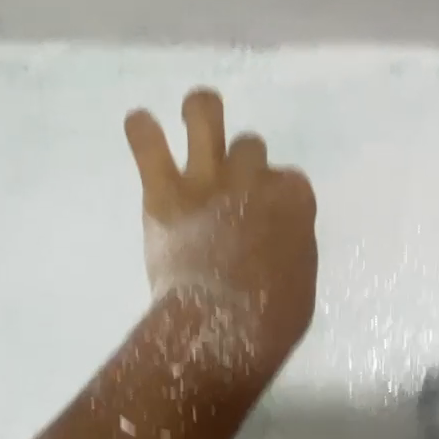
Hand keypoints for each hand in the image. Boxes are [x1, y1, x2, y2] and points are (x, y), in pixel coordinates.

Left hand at [125, 88, 317, 379]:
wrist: (222, 326)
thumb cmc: (271, 317)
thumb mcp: (300, 279)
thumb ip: (290, 244)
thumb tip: (276, 238)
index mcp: (293, 200)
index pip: (287, 179)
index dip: (274, 193)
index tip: (264, 213)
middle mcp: (252, 177)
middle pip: (249, 146)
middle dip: (241, 162)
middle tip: (229, 184)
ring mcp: (207, 179)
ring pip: (204, 116)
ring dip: (199, 112)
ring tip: (192, 114)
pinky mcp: (165, 191)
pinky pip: (148, 145)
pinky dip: (142, 131)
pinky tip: (138, 123)